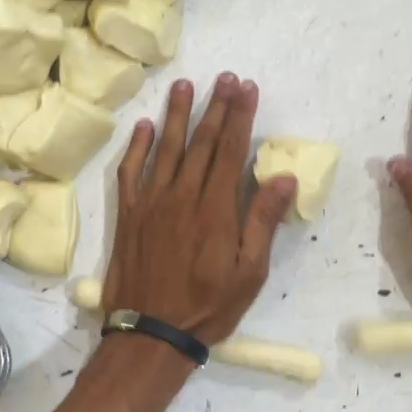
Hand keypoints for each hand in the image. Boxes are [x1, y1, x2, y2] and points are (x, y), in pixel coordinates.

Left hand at [104, 73, 295, 345]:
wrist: (150, 333)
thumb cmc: (207, 307)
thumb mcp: (249, 273)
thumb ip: (262, 222)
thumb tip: (283, 178)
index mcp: (215, 209)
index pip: (229, 150)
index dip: (239, 116)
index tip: (246, 88)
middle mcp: (181, 196)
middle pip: (200, 142)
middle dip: (214, 107)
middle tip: (224, 78)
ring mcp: (150, 203)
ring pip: (164, 148)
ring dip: (176, 115)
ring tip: (185, 85)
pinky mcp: (128, 215)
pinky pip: (130, 171)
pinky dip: (137, 146)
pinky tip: (145, 126)